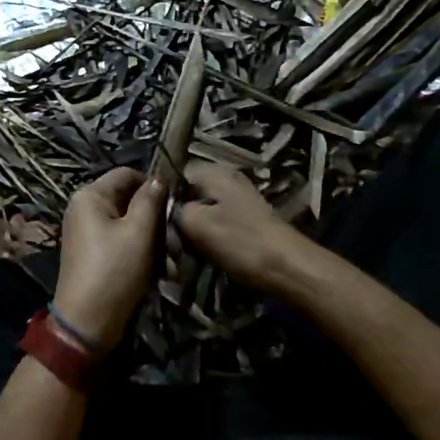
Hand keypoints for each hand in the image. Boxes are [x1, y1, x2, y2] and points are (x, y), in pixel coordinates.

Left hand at [52, 167, 166, 346]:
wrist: (86, 326)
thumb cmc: (114, 272)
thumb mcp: (139, 232)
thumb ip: (151, 200)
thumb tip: (159, 179)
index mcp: (90, 196)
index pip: (127, 173)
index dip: (153, 185)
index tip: (174, 205)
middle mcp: (84, 208)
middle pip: (128, 200)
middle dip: (155, 219)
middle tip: (176, 241)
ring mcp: (86, 232)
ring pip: (128, 223)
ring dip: (152, 240)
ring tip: (170, 264)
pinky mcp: (92, 254)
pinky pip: (121, 242)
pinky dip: (140, 253)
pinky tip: (159, 273)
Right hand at [176, 162, 315, 294]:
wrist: (288, 268)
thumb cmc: (240, 242)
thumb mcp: (197, 225)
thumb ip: (175, 211)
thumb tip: (167, 209)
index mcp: (214, 172)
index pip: (176, 173)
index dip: (162, 194)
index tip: (152, 218)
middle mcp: (227, 179)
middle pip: (190, 193)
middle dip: (177, 216)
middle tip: (167, 240)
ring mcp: (238, 199)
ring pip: (202, 211)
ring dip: (192, 231)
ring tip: (180, 253)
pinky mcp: (246, 220)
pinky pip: (217, 223)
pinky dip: (207, 238)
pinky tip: (201, 256)